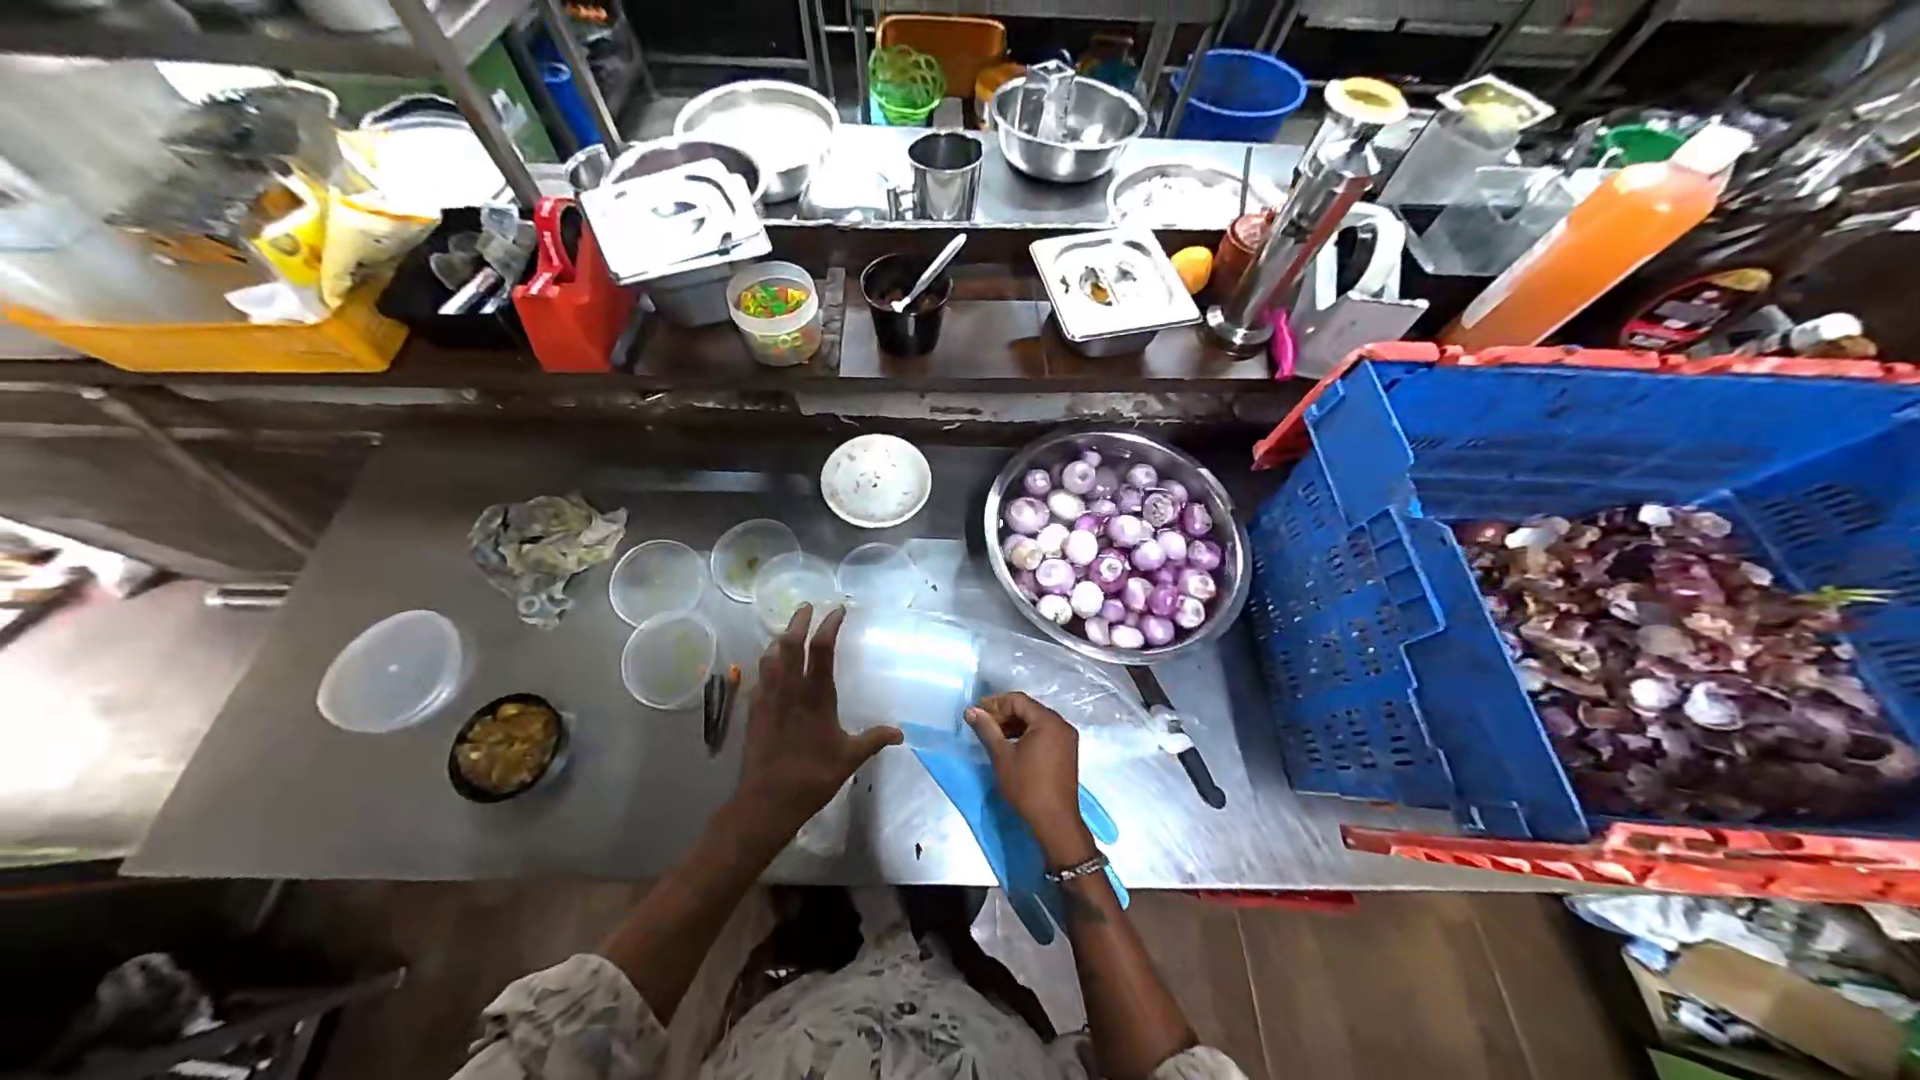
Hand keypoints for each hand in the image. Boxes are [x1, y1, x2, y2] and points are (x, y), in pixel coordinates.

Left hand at [732, 605, 901, 845]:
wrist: (765, 801)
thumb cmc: (811, 778)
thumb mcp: (849, 759)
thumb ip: (873, 740)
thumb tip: (900, 733)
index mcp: (815, 696)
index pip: (821, 649)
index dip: (829, 625)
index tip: (837, 611)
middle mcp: (789, 690)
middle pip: (790, 643)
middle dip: (798, 621)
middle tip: (807, 607)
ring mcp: (767, 699)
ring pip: (769, 656)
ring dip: (779, 639)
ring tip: (788, 632)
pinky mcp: (753, 711)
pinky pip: (759, 677)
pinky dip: (766, 663)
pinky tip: (770, 667)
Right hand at [964, 692, 1096, 866]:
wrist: (1055, 821)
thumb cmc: (1026, 786)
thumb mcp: (1001, 755)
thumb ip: (986, 729)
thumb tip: (971, 710)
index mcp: (1048, 721)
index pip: (1018, 700)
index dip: (995, 703)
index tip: (977, 712)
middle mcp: (1061, 725)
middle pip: (1029, 709)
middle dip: (1004, 714)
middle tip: (983, 724)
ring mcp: (1067, 739)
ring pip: (1036, 722)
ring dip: (1015, 725)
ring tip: (994, 736)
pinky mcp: (1067, 752)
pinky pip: (1045, 734)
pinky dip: (1027, 735)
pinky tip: (1012, 746)